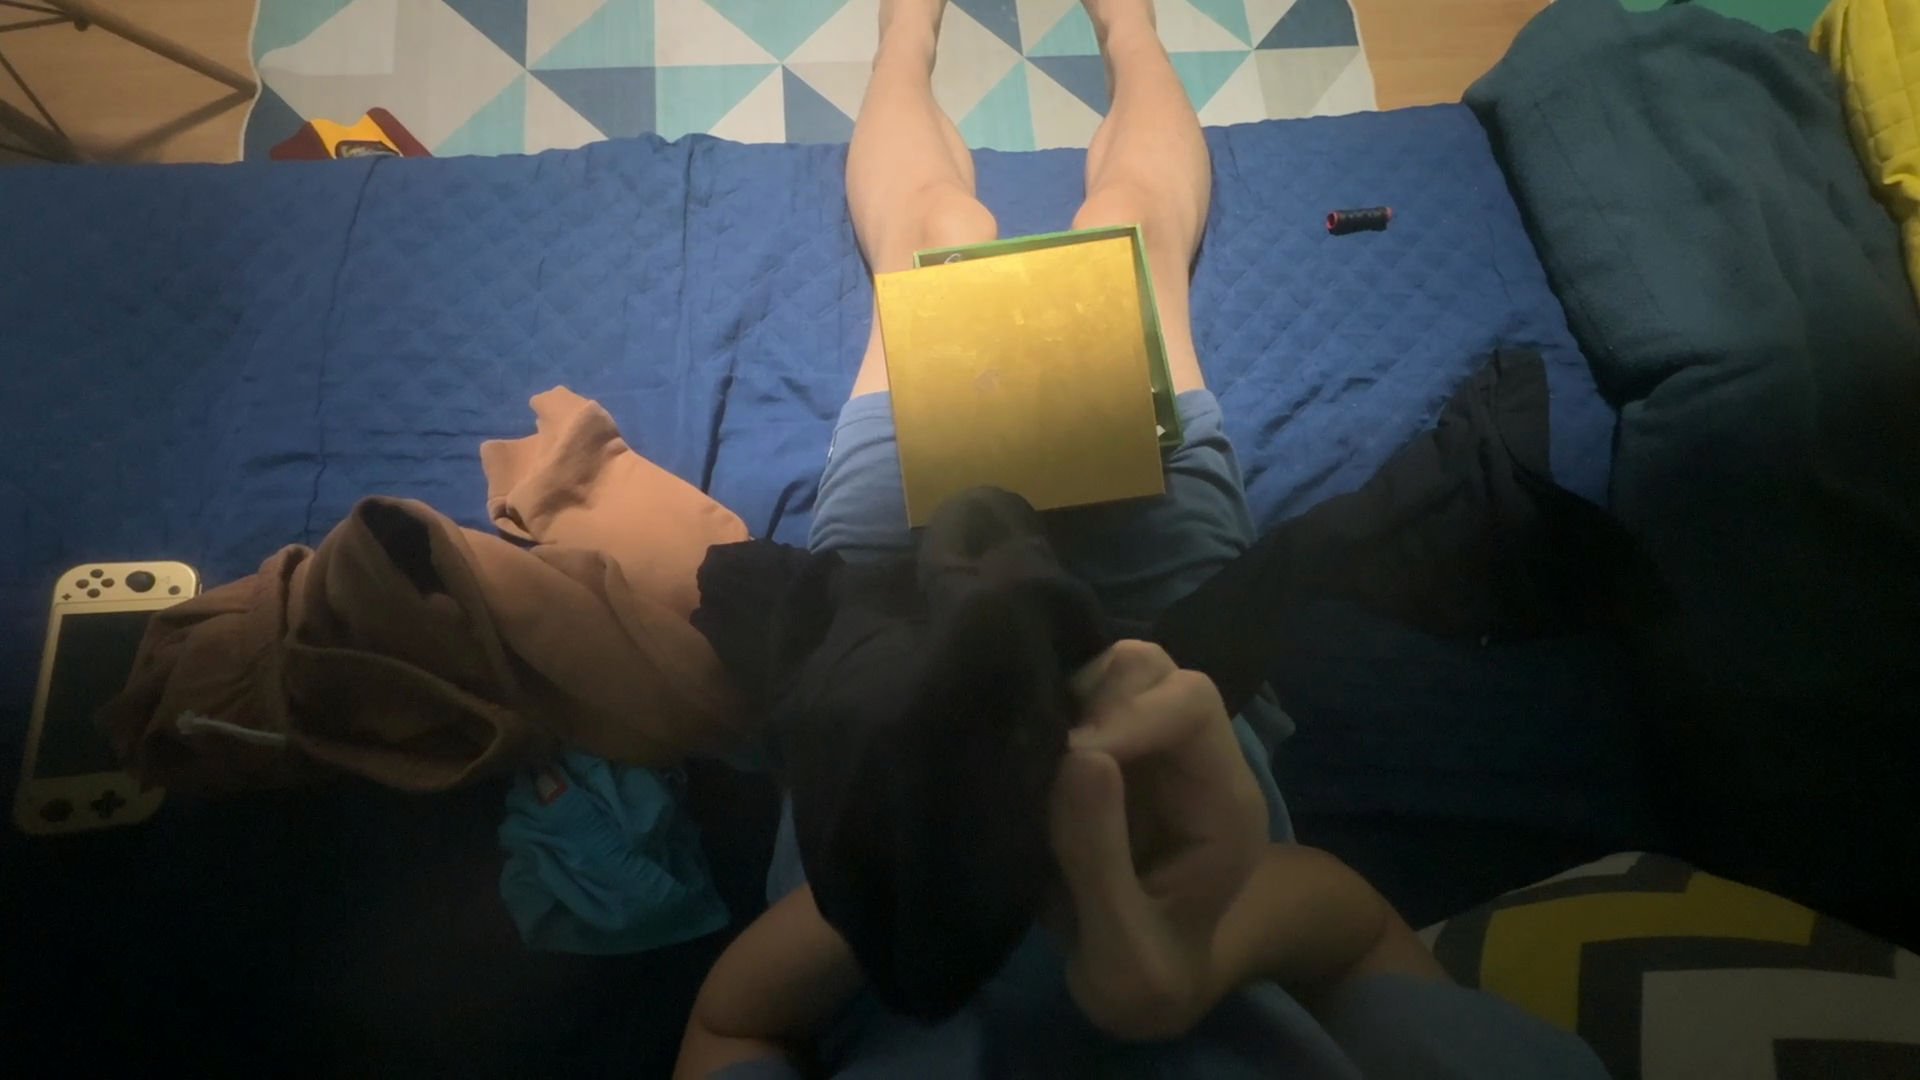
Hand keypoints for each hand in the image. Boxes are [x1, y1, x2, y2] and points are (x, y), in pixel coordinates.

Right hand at [1047, 640, 1268, 1039]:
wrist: (1141, 983)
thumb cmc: (1146, 978)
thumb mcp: (1124, 956)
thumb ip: (1101, 862)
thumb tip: (1079, 756)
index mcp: (1221, 800)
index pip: (1191, 706)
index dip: (1129, 716)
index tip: (1068, 761)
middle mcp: (1192, 756)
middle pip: (1155, 669)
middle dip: (1096, 700)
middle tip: (1050, 755)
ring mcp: (1150, 745)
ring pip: (1117, 668)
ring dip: (1072, 696)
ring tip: (1040, 749)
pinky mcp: (1111, 744)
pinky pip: (1084, 690)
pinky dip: (1054, 701)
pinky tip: (1033, 742)